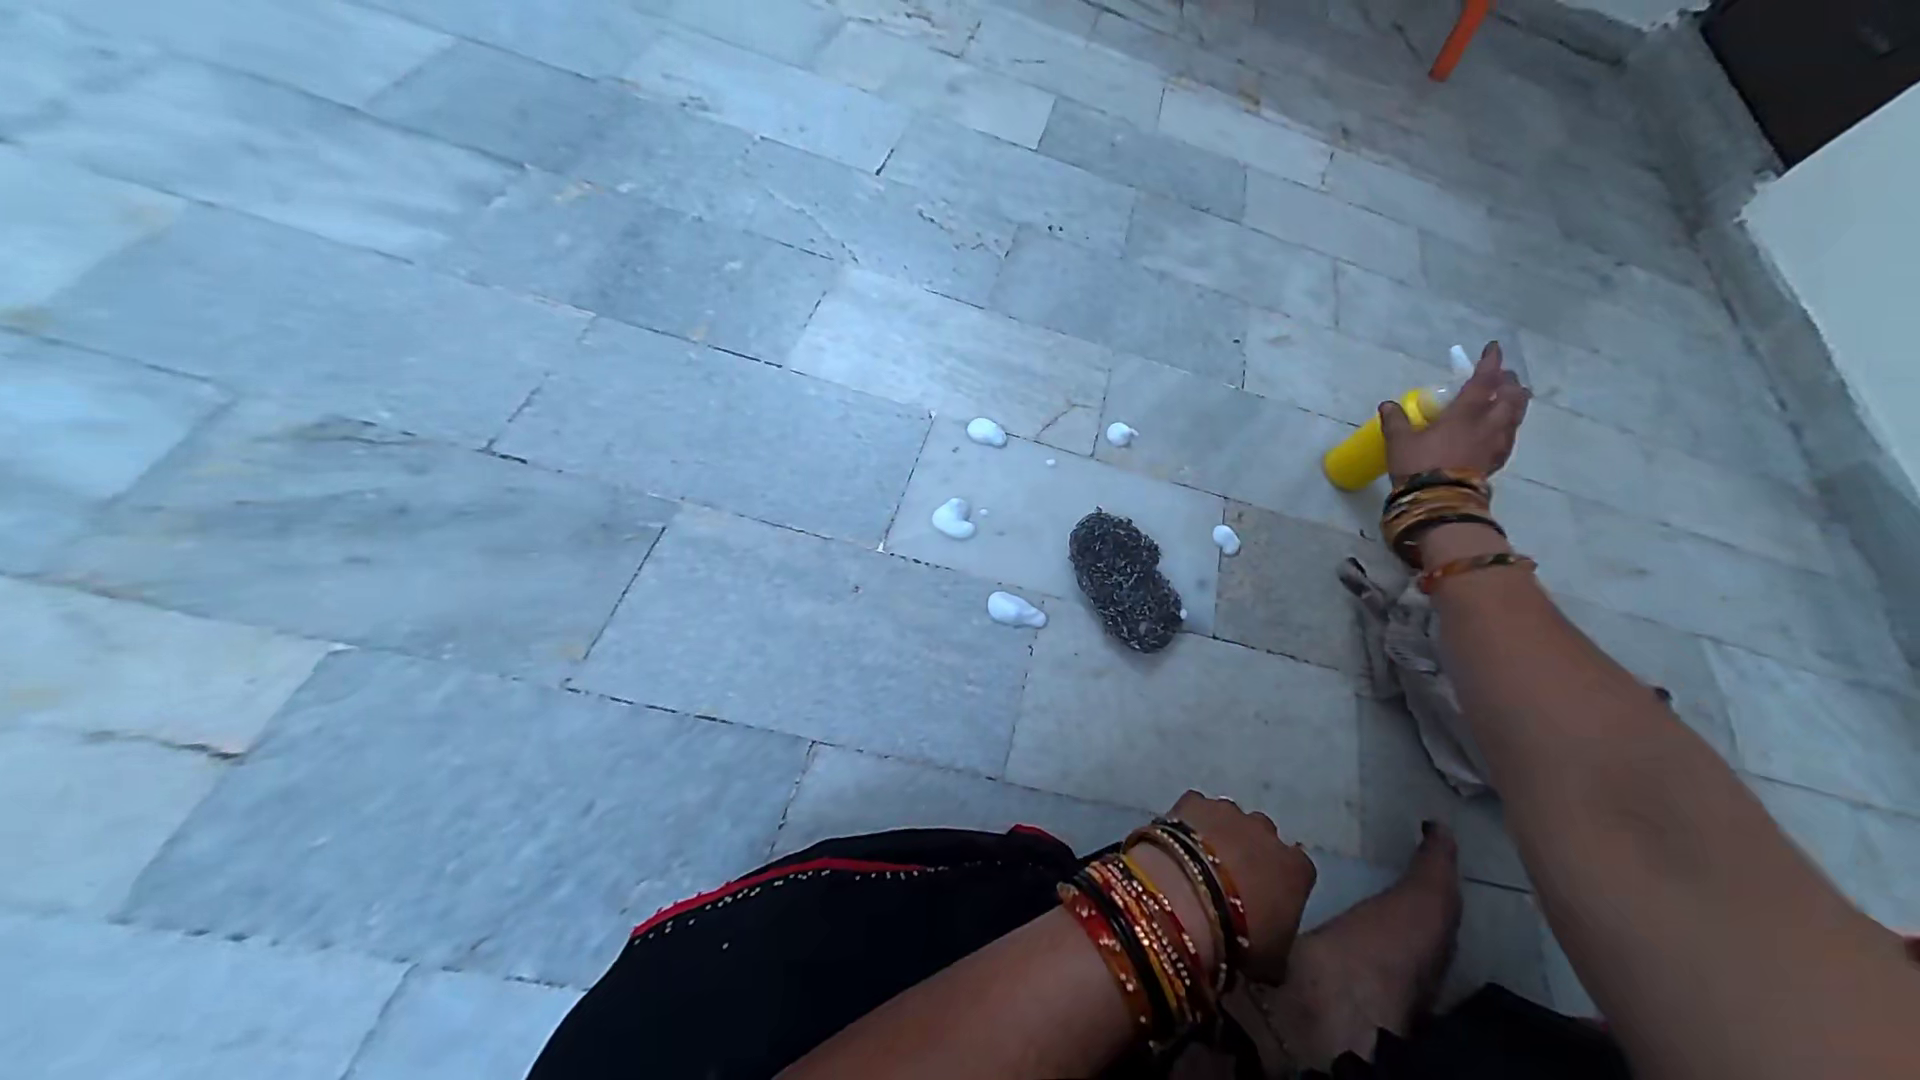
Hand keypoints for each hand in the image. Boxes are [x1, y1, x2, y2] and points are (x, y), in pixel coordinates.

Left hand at [1148, 791, 1316, 982]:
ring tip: (1197, 860)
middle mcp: (1267, 831)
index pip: (1298, 868)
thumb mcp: (1272, 963)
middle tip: (1227, 879)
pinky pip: (1195, 807)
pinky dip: (1188, 820)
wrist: (1187, 898)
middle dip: (1249, 851)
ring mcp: (1228, 811)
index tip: (1265, 899)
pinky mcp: (1192, 801)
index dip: (1280, 882)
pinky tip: (1176, 841)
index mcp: (1296, 868)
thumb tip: (1272, 963)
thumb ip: (1278, 954)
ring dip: (1218, 833)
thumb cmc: (1240, 937)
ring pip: (1229, 818)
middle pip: (1262, 836)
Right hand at [1381, 340, 1530, 484]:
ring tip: (1504, 400)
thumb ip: (1396, 421)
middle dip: (1508, 382)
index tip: (1493, 348)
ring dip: (1513, 402)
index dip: (1490, 362)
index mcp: (1467, 412)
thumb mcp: (1399, 441)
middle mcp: (1490, 423)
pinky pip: (1510, 434)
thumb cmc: (1419, 465)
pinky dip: (1507, 425)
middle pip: (1512, 395)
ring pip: (1516, 414)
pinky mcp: (1498, 459)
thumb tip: (1388, 405)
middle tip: (1499, 378)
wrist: (1440, 500)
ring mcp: (1498, 442)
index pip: (1485, 379)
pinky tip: (1498, 429)